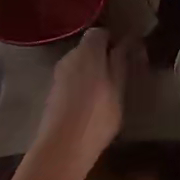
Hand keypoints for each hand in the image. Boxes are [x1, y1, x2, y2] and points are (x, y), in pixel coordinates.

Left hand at [35, 27, 139, 169]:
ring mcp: (58, 75)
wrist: (63, 145)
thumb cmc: (98, 116)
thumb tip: (127, 41)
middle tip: (119, 76)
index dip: (112, 40)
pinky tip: (89, 105)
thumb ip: (121, 62)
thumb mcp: (118, 89)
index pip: (99, 33)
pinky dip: (81, 86)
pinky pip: (71, 80)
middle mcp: (69, 57)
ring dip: (91, 73)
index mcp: (88, 51)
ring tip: (106, 93)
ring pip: (78, 65)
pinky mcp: (52, 92)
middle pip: (87, 48)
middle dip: (102, 57)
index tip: (126, 55)